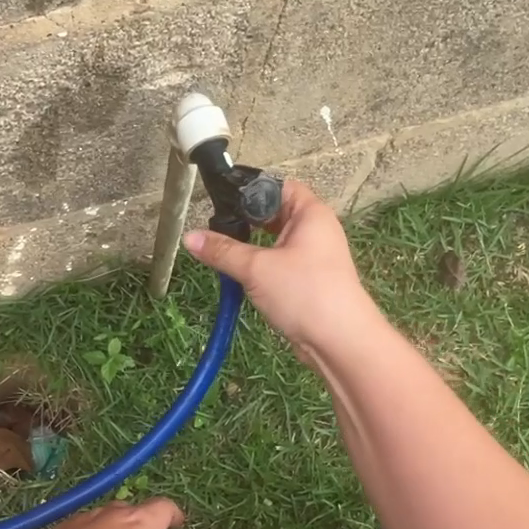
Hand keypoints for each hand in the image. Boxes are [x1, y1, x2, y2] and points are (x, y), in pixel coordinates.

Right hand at [184, 179, 382, 358]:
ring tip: (224, 255)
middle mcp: (315, 230)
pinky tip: (241, 278)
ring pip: (275, 243)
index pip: (277, 187)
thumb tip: (190, 237)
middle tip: (217, 231)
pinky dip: (260, 268)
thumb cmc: (303, 293)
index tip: (220, 203)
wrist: (339, 341)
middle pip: (274, 214)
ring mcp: (313, 257)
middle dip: (246, 222)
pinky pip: (279, 265)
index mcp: (310, 213)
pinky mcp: (308, 281)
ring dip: (251, 249)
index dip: (249, 191)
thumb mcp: (256, 268)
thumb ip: (222, 251)